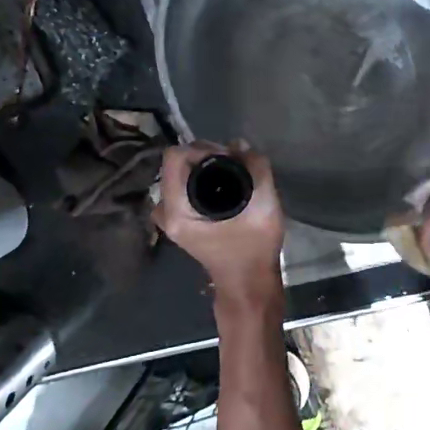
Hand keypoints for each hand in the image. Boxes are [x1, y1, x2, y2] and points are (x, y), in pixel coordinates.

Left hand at [155, 143, 285, 312]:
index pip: (174, 157)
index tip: (229, 157)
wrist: (249, 284)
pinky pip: (184, 188)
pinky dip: (201, 182)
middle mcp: (165, 212)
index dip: (202, 148)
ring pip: (180, 175)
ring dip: (204, 169)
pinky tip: (224, 189)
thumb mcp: (264, 204)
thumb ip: (256, 168)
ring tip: (232, 176)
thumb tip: (240, 145)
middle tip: (235, 165)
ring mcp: (170, 219)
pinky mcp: (180, 221)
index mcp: (178, 210)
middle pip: (176, 164)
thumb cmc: (254, 248)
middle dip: (206, 156)